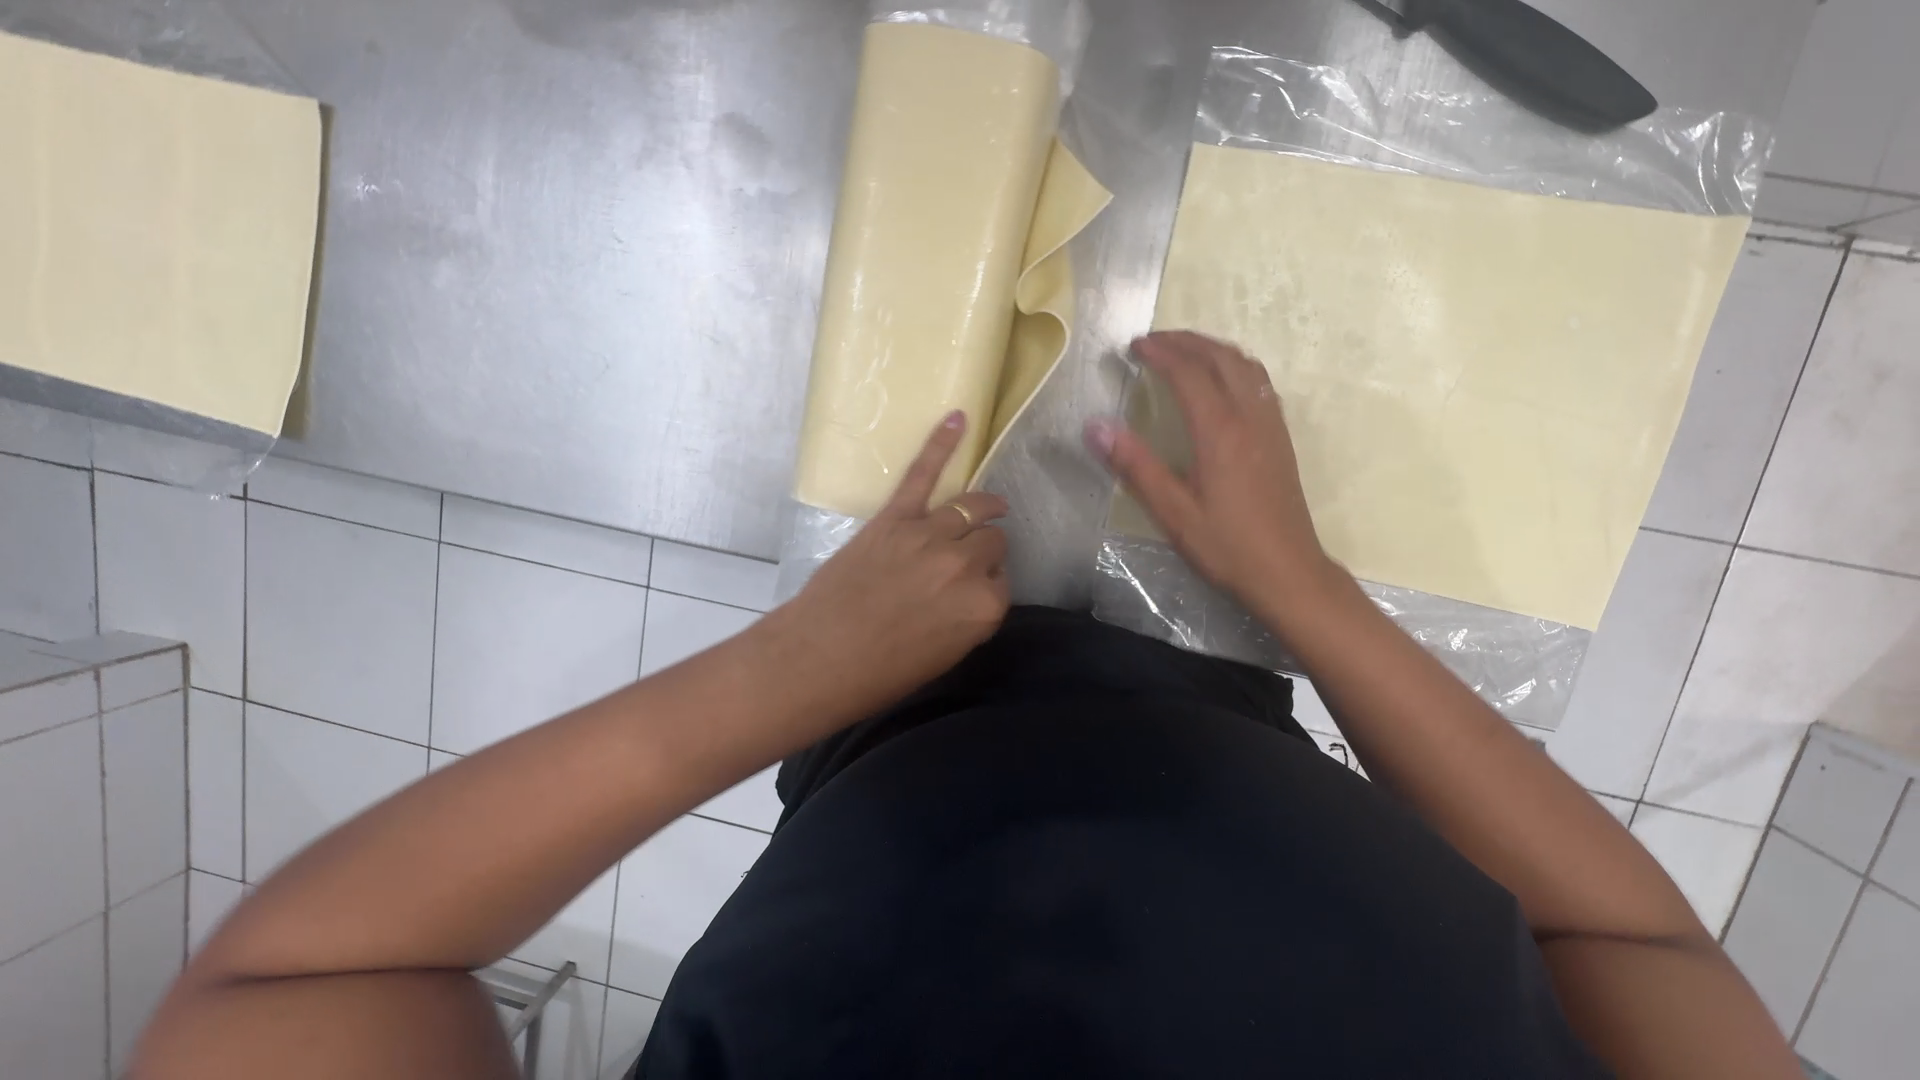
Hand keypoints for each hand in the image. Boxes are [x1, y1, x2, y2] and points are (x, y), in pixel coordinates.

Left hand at [783, 411, 1011, 715]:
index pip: (1002, 584)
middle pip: (991, 542)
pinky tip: (957, 419)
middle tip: (965, 564)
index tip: (970, 595)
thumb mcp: (944, 655)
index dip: (986, 588)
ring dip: (984, 507)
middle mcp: (965, 564)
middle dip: (983, 552)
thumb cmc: (881, 672)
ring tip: (991, 506)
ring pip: (971, 508)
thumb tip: (968, 593)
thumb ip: (967, 618)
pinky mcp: (895, 518)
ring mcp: (930, 535)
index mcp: (985, 607)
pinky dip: (940, 444)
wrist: (818, 657)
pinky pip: (922, 474)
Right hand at [1087, 331, 1339, 617]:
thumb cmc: (1226, 546)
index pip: (1189, 373)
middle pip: (1221, 359)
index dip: (1160, 353)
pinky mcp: (1281, 439)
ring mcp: (1271, 426)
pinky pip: (1260, 383)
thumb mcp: (1172, 512)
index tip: (1134, 346)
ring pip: (1246, 366)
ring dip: (1213, 349)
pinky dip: (1235, 367)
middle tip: (1155, 341)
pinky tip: (1222, 383)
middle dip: (1186, 341)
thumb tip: (1095, 427)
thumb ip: (1135, 466)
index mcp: (1220, 431)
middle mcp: (1249, 417)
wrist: (1288, 573)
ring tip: (1185, 351)